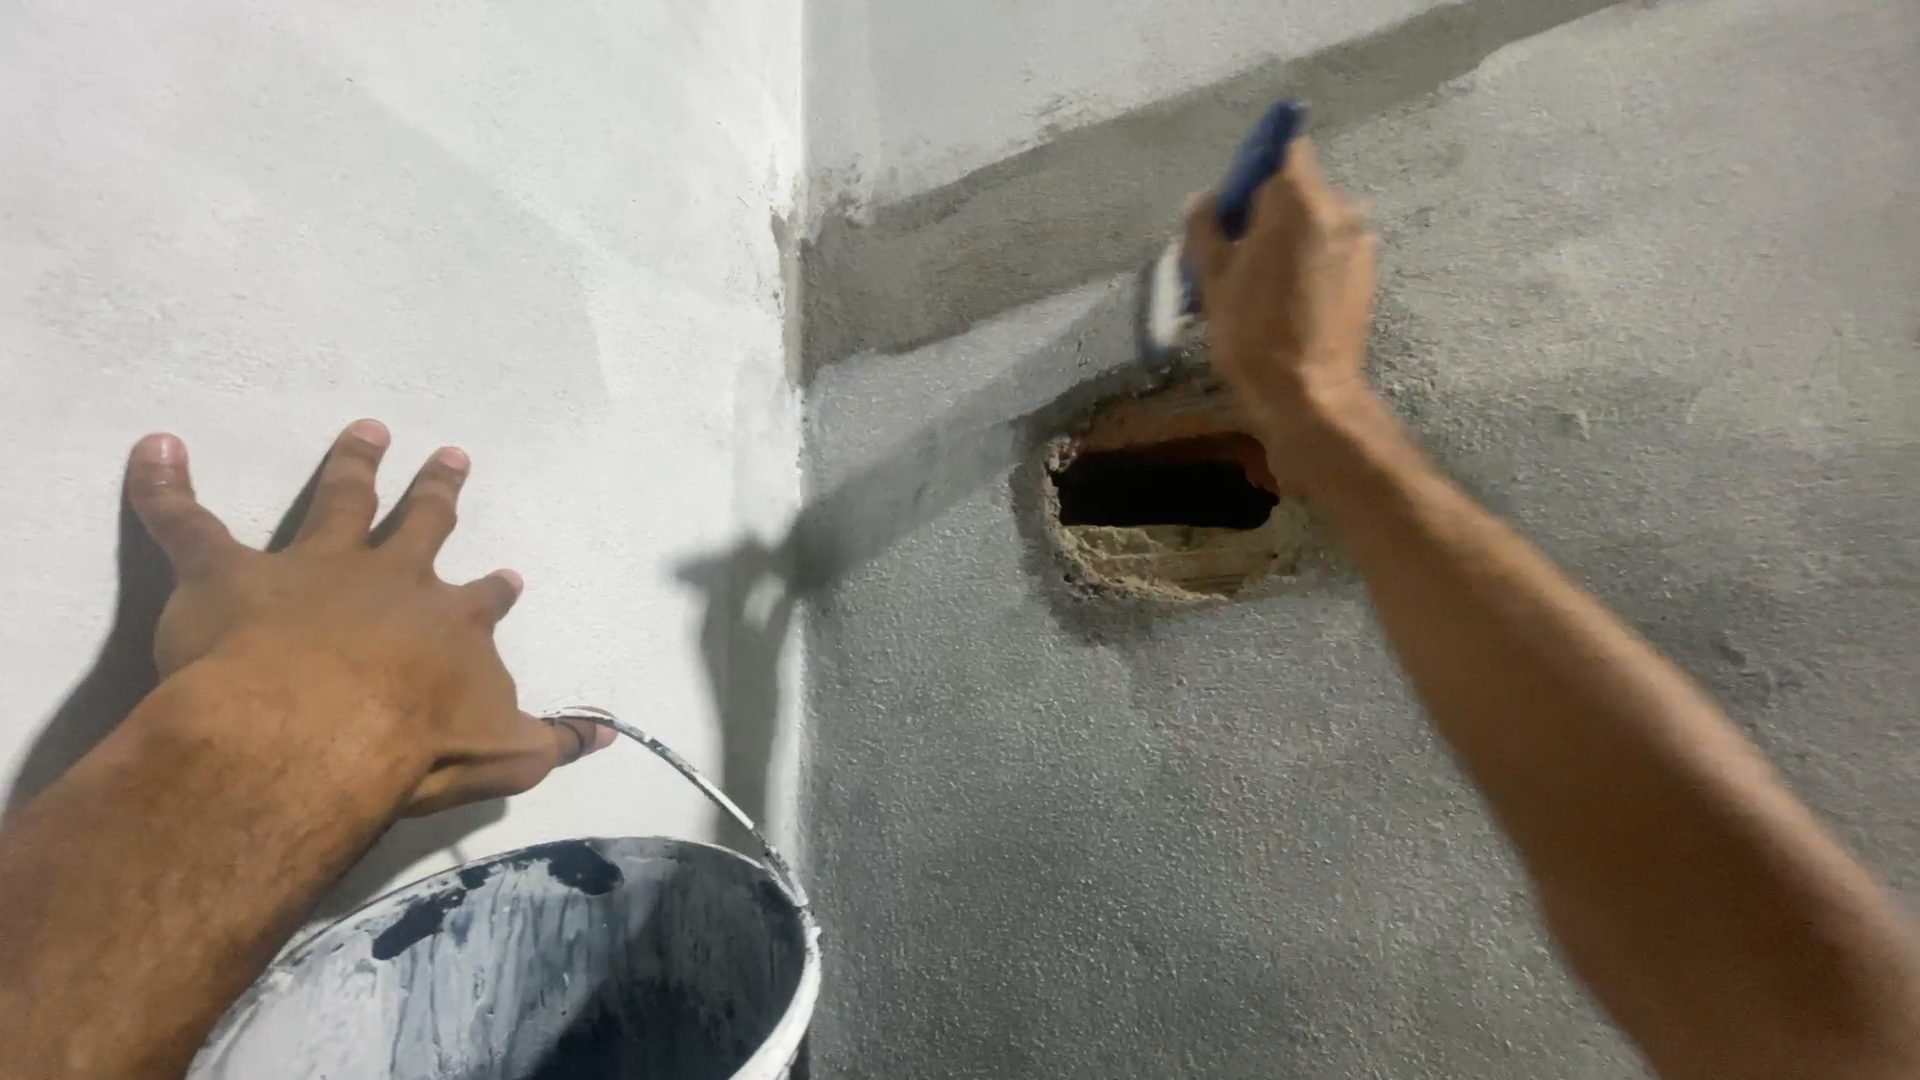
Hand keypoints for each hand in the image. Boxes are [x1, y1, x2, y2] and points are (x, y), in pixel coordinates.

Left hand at [124, 419, 611, 816]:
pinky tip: (156, 447)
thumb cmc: (420, 743)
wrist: (320, 730)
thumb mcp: (509, 753)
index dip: (496, 589)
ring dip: (352, 463)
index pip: (484, 598)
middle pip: (424, 523)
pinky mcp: (233, 575)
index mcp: (453, 621)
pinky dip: (164, 485)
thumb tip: (610, 735)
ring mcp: (317, 569)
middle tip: (452, 455)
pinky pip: (189, 522)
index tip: (509, 577)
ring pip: (338, 501)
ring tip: (367, 429)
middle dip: (439, 490)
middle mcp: (396, 580)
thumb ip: (558, 741)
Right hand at [1183, 135, 1379, 440]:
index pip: (1282, 149)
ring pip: (1312, 221)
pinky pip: (1329, 248)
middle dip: (1264, 212)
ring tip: (1259, 285)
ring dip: (1285, 239)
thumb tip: (1205, 200)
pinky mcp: (1367, 270)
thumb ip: (1206, 230)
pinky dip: (1306, 261)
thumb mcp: (1213, 281)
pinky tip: (1286, 301)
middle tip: (1234, 255)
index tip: (1232, 207)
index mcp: (1298, 201)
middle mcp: (1339, 208)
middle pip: (1296, 188)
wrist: (1307, 392)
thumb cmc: (1252, 335)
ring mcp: (1359, 239)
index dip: (1253, 171)